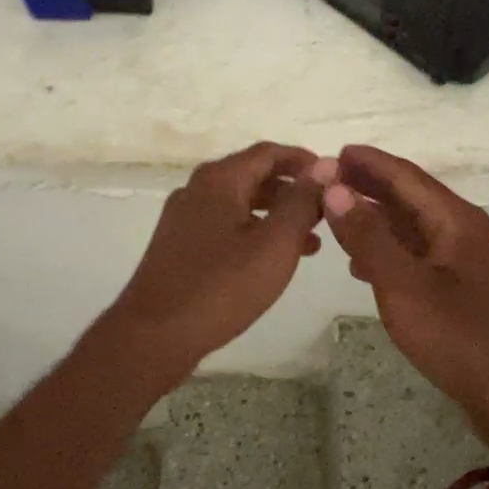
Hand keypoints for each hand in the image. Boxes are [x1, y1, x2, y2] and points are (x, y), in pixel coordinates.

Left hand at [91, 142, 328, 382]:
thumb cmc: (222, 287)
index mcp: (219, 180)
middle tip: (326, 213)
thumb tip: (324, 166)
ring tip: (311, 242)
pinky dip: (255, 233)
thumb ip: (302, 202)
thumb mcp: (275, 244)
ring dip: (277, 216)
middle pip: (253, 176)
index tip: (334, 178)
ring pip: (240, 204)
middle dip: (293, 191)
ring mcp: (184, 218)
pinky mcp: (179, 246)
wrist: (154, 335)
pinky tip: (272, 261)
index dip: (305, 161)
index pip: (269, 153)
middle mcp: (197, 190)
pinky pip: (226, 226)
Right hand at [323, 145, 488, 478]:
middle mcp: (463, 230)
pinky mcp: (459, 288)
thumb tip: (334, 188)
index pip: (406, 176)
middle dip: (369, 186)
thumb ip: (368, 237)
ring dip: (374, 217)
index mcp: (456, 220)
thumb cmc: (458, 338)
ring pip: (412, 226)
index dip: (368, 162)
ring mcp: (463, 260)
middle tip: (326, 181)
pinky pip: (416, 253)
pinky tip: (360, 263)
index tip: (332, 153)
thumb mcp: (404, 287)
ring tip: (335, 216)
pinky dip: (386, 249)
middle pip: (410, 196)